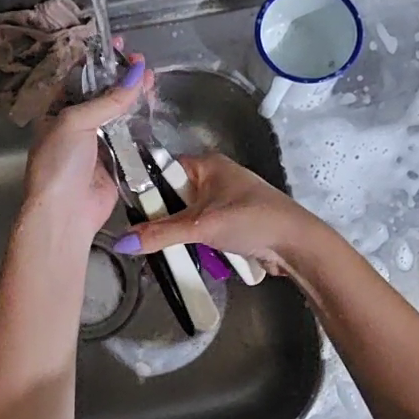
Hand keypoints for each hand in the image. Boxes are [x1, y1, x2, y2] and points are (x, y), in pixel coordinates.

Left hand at [19, 51, 149, 234]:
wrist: (65, 213)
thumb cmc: (59, 164)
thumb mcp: (75, 122)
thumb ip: (107, 99)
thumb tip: (136, 74)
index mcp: (56, 112)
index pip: (79, 78)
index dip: (97, 61)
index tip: (117, 45)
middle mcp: (75, 126)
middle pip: (102, 95)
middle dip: (122, 77)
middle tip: (141, 60)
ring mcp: (96, 145)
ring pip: (118, 114)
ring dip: (134, 97)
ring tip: (153, 79)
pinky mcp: (114, 162)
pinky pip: (130, 137)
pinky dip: (141, 122)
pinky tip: (152, 105)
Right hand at [109, 153, 321, 275]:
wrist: (296, 244)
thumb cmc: (250, 220)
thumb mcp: (200, 226)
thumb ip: (160, 234)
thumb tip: (122, 243)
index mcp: (208, 165)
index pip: (164, 168)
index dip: (146, 187)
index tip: (129, 210)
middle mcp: (215, 178)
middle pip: (174, 195)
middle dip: (162, 217)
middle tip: (142, 237)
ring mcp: (225, 201)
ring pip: (188, 216)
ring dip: (179, 233)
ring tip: (162, 249)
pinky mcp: (233, 223)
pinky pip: (203, 229)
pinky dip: (196, 242)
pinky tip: (188, 254)